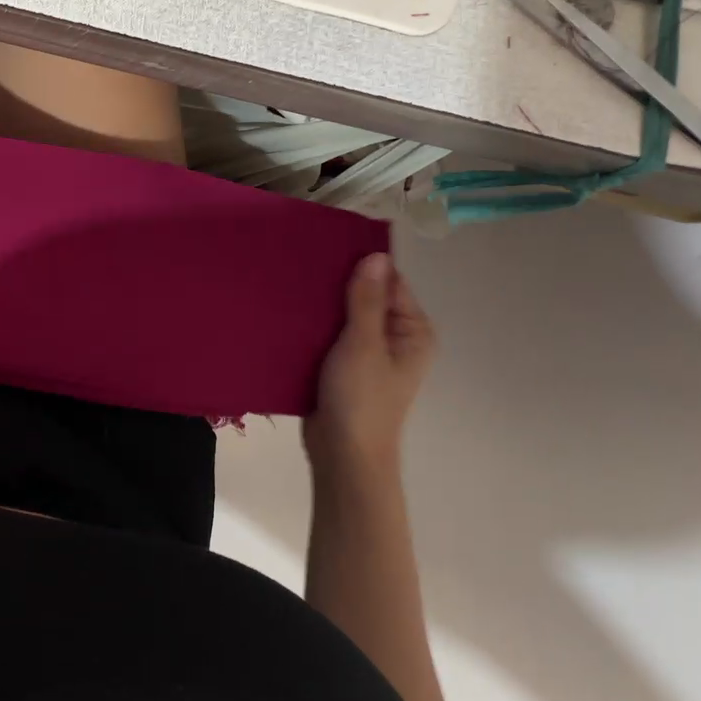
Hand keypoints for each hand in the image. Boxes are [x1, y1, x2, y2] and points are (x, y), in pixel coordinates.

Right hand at [304, 253, 435, 474]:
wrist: (343, 453)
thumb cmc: (361, 398)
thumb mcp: (363, 344)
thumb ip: (367, 300)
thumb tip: (376, 256)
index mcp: (413, 332)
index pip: (391, 284)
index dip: (363, 265)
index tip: (327, 247)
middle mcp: (395, 340)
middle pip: (367, 299)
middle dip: (338, 284)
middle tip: (300, 262)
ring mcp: (369, 355)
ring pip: (345, 317)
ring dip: (322, 305)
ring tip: (288, 284)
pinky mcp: (343, 367)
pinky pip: (330, 336)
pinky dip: (314, 326)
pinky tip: (288, 315)